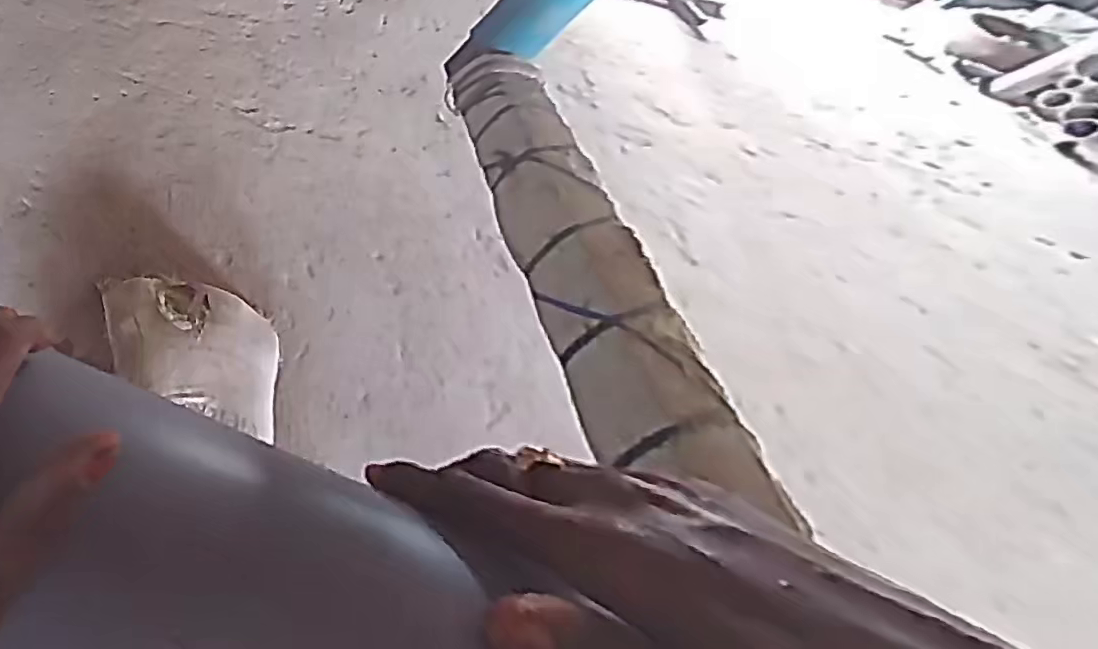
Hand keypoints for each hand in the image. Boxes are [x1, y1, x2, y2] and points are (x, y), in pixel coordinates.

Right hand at [368, 449, 1009, 648]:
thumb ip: (588, 639)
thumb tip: (498, 615)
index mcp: (609, 548)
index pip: (489, 501)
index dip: (428, 483)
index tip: (384, 472)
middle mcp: (629, 502)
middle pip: (516, 467)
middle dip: (463, 471)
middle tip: (431, 487)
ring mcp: (673, 493)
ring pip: (563, 467)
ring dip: (518, 478)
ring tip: (498, 501)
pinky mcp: (713, 497)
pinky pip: (614, 477)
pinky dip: (575, 487)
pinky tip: (595, 516)